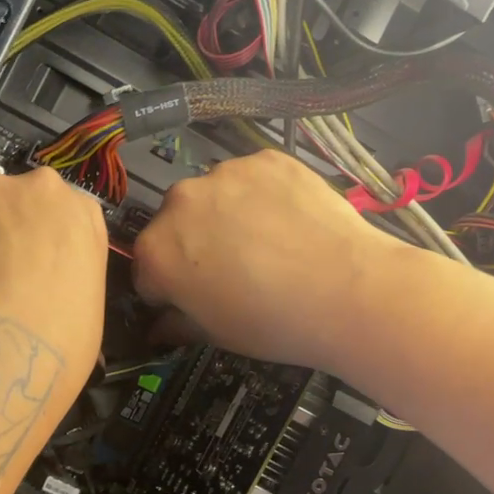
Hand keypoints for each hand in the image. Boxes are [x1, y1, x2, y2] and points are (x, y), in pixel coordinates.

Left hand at [0, 168, 108, 372]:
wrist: (9, 338)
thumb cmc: (63, 335)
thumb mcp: (87, 304)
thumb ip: (68, 277)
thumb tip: (47, 291)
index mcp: (84, 213)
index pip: (62, 213)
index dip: (42, 237)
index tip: (31, 261)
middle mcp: (42, 188)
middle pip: (19, 199)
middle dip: (7, 225)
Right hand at [132, 149, 406, 369]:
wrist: (348, 291)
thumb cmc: (271, 322)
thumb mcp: (214, 334)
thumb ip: (176, 324)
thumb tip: (160, 326)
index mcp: (155, 251)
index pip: (145, 270)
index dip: (166, 289)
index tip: (191, 299)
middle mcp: (178, 203)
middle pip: (174, 226)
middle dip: (192, 245)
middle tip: (231, 270)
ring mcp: (223, 174)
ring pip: (212, 197)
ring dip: (224, 215)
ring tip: (265, 244)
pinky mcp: (265, 159)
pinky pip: (251, 178)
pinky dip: (261, 195)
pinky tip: (287, 222)